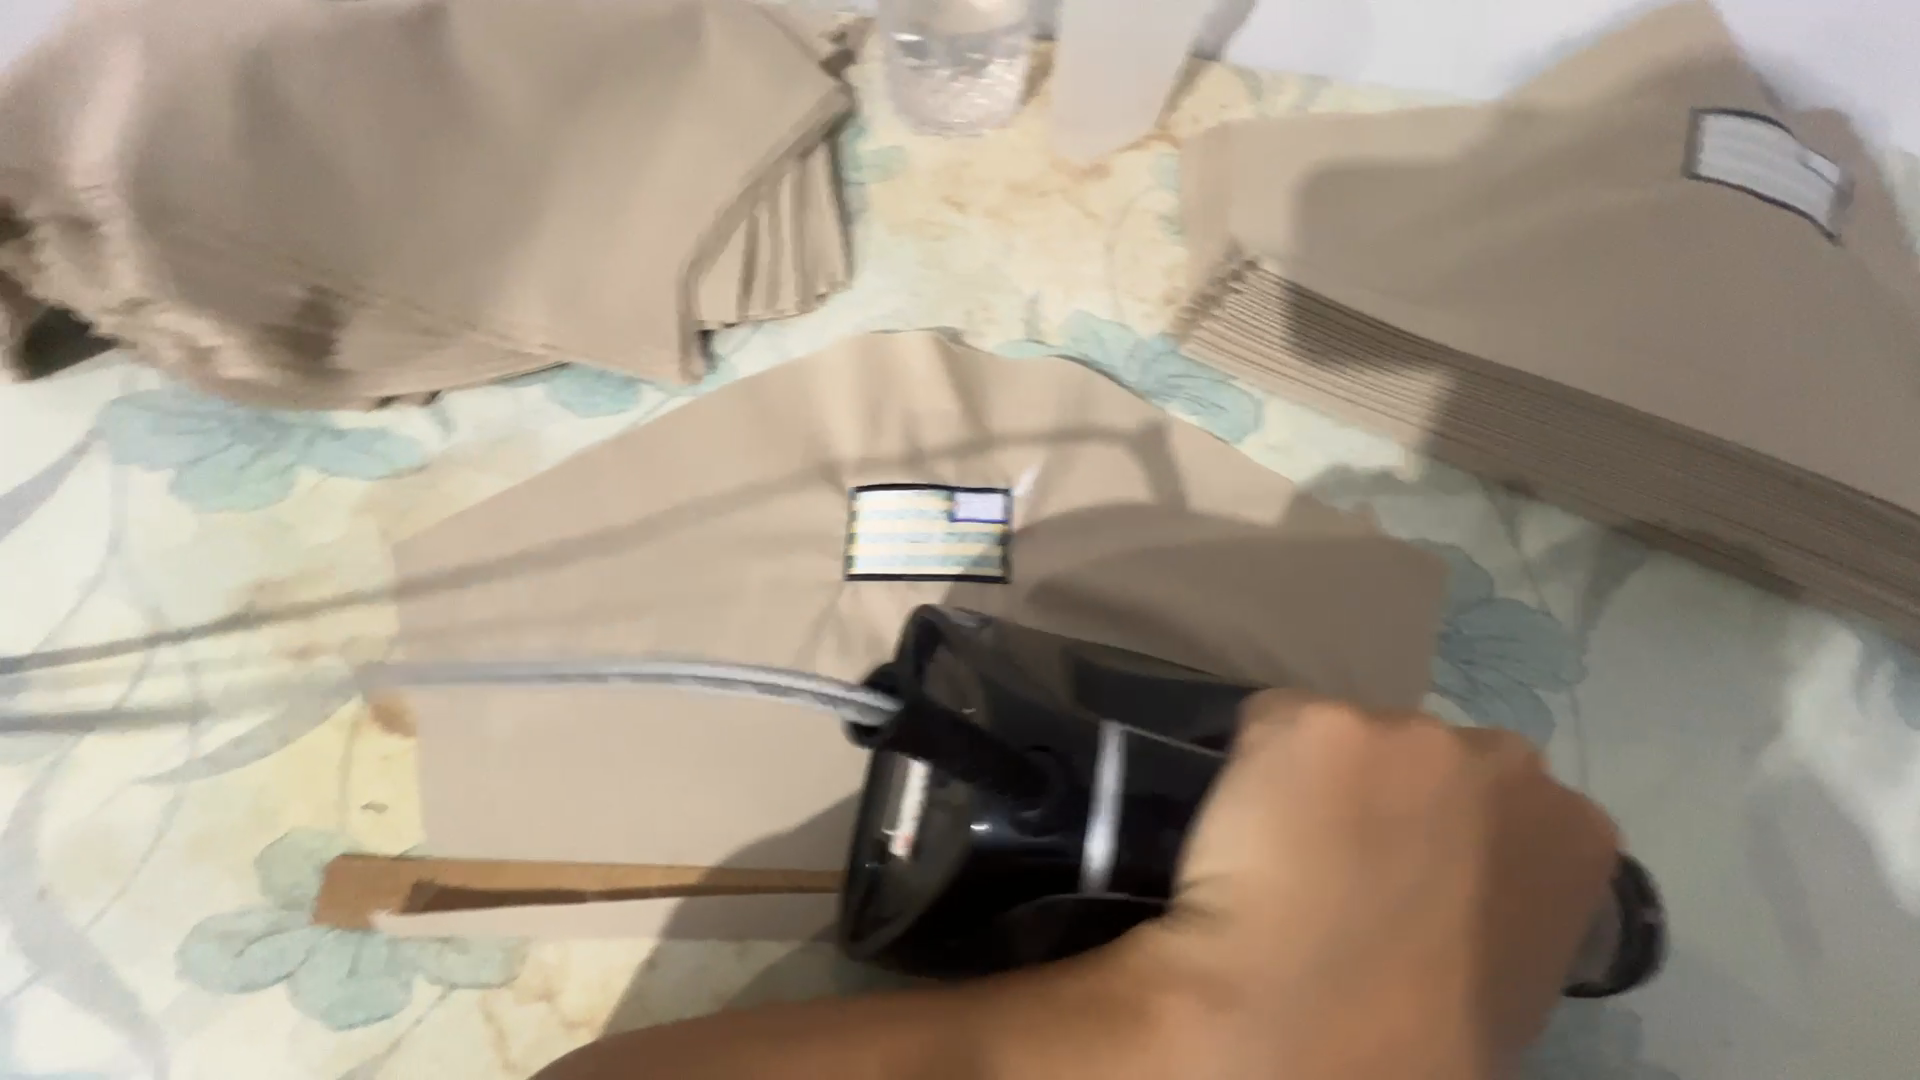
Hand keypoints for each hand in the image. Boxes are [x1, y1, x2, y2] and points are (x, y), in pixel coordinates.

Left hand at [1126, 691, 1619, 1079]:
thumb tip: (1451, 878)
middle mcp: (1497, 757)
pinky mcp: (1310, 718)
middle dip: (1388, 783)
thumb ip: (1496, 895)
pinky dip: (1256, 761)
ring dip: (1320, 771)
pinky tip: (1248, 817)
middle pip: (1425, 751)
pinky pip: (1273, 724)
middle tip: (1342, 843)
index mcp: (1572, 828)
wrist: (1308, 1023)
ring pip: (1345, 735)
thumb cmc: (1422, 1031)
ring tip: (1287, 838)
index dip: (1442, 824)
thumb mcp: (1509, 972)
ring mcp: (1397, 729)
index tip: (1406, 858)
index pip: (1502, 796)